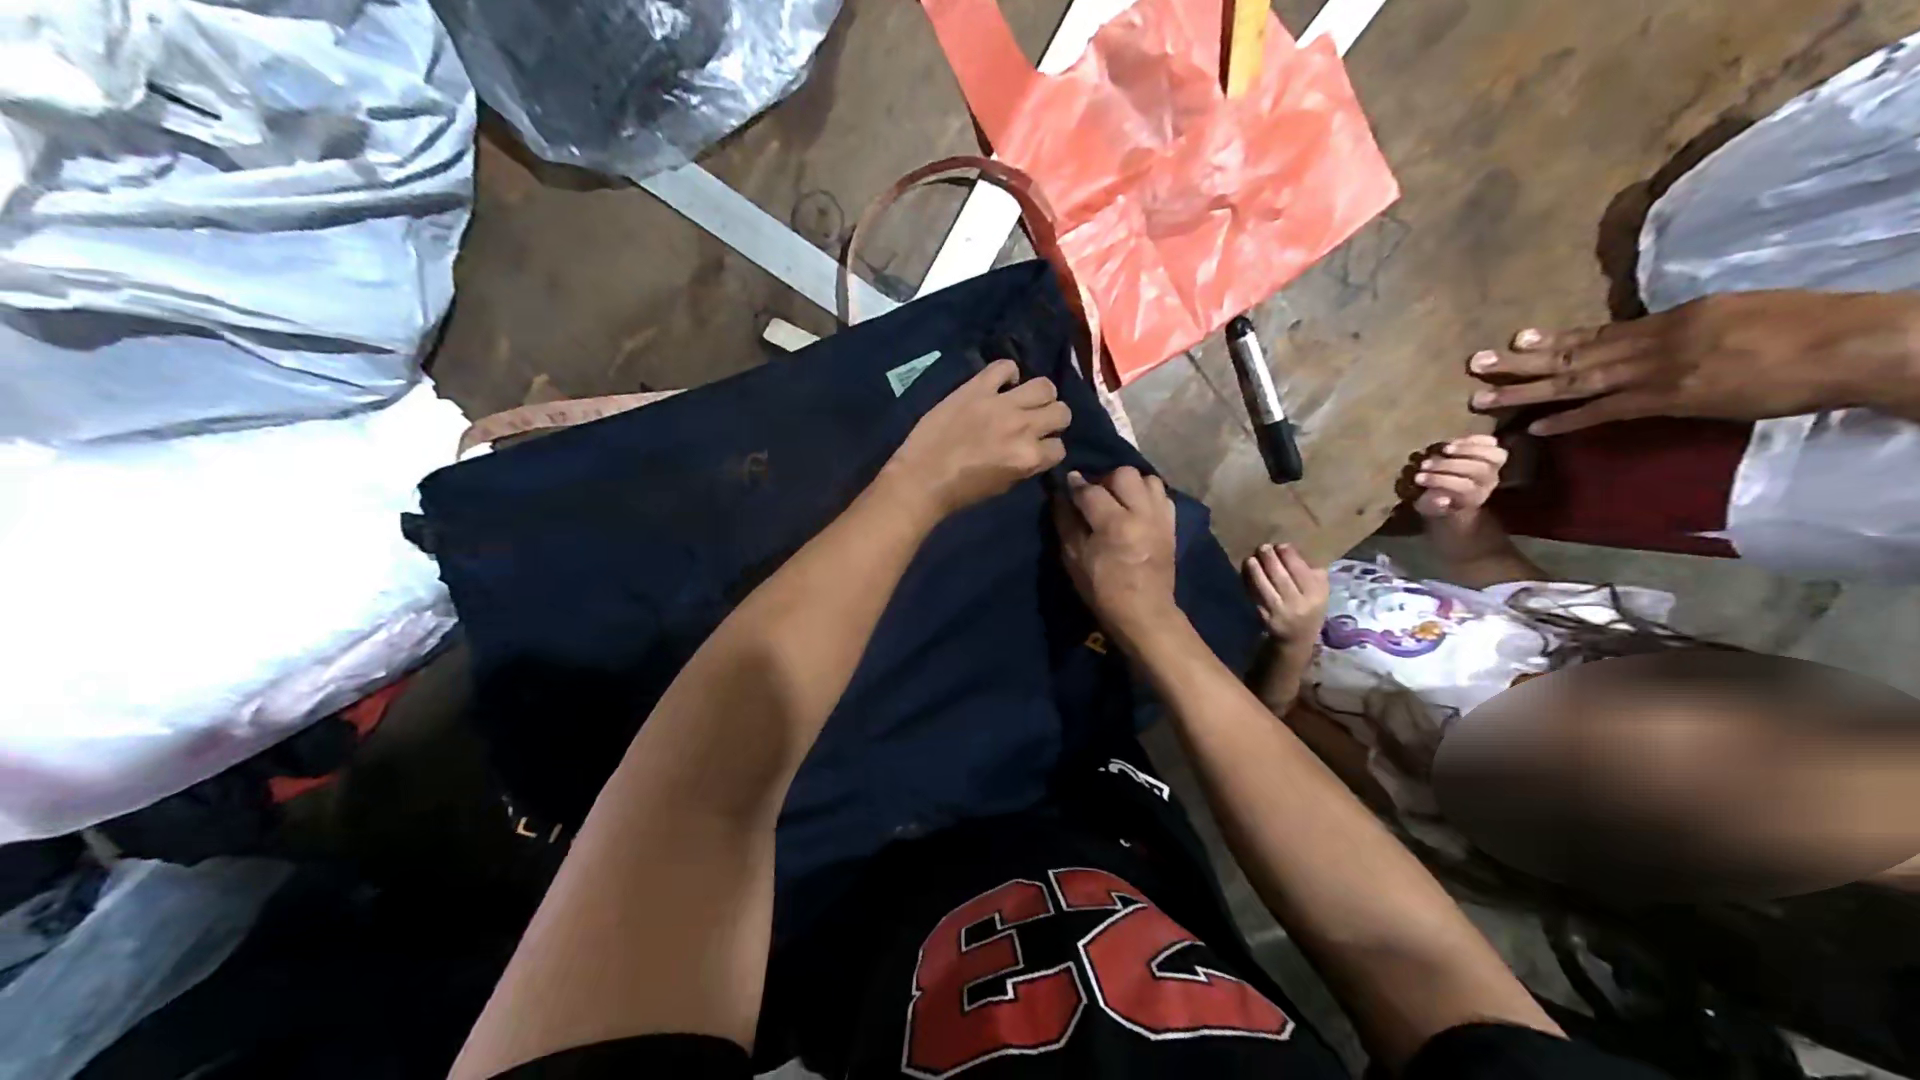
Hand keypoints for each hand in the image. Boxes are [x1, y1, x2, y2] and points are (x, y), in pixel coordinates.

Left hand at [881, 358, 1070, 521]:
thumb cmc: (962, 491)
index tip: (1037, 448)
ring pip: (1044, 386)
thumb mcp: (1005, 485)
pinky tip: (1001, 385)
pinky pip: (1004, 366)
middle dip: (1053, 419)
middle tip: (1036, 423)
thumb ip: (1026, 464)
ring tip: (1023, 401)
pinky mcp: (976, 388)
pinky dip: (1008, 373)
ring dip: (1039, 395)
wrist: (922, 478)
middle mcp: (1022, 427)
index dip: (1049, 448)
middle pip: (1062, 412)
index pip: (1059, 447)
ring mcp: (1000, 404)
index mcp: (1029, 457)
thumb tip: (1034, 448)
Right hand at [1053, 466, 1176, 649]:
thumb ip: (1066, 521)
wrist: (1144, 612)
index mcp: (1114, 524)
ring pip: (1148, 479)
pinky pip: (1162, 495)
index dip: (1075, 484)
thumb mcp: (1074, 558)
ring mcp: (1161, 518)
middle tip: (1096, 495)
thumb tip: (1061, 494)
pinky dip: (1148, 496)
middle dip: (1106, 479)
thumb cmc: (1102, 590)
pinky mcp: (1172, 525)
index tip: (1067, 482)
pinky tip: (1137, 509)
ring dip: (1130, 484)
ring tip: (1119, 500)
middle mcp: (1142, 514)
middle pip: (1124, 474)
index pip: (1090, 490)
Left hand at [1243, 543, 1327, 650]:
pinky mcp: (1264, 617)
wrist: (1297, 638)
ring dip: (1255, 570)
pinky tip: (1245, 572)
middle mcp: (1298, 604)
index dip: (1289, 556)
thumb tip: (1293, 550)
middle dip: (1270, 559)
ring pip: (1264, 586)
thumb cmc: (1309, 608)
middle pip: (1281, 577)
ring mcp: (1279, 611)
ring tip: (1251, 558)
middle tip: (1262, 547)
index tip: (1280, 545)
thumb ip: (1313, 574)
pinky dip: (1248, 582)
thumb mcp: (1320, 593)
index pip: (1300, 571)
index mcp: (1316, 595)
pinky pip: (1254, 595)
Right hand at [1410, 434, 1505, 517]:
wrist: (1446, 493)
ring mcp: (1493, 467)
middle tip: (1424, 464)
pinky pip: (1491, 442)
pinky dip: (1476, 439)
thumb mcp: (1428, 509)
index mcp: (1473, 498)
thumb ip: (1431, 506)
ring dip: (1466, 449)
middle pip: (1478, 470)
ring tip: (1443, 449)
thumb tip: (1440, 499)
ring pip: (1492, 455)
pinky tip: (1456, 442)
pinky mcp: (1490, 453)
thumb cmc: (1434, 501)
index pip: (1464, 488)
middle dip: (1449, 465)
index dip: (1440, 480)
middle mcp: (1488, 482)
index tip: (1418, 478)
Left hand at [1466, 291, 1919, 433]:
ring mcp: (1659, 370)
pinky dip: (1569, 419)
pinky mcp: (1673, 399)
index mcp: (1673, 317)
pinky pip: (1608, 411)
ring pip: (1577, 381)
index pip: (1599, 333)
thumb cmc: (1813, 325)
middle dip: (1520, 362)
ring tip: (1482, 397)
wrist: (1858, 345)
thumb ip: (1690, 328)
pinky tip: (1535, 427)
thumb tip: (1660, 338)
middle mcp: (1655, 340)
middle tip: (1474, 363)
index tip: (1517, 342)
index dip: (1554, 340)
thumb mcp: (1740, 313)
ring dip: (1527, 391)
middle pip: (1573, 354)